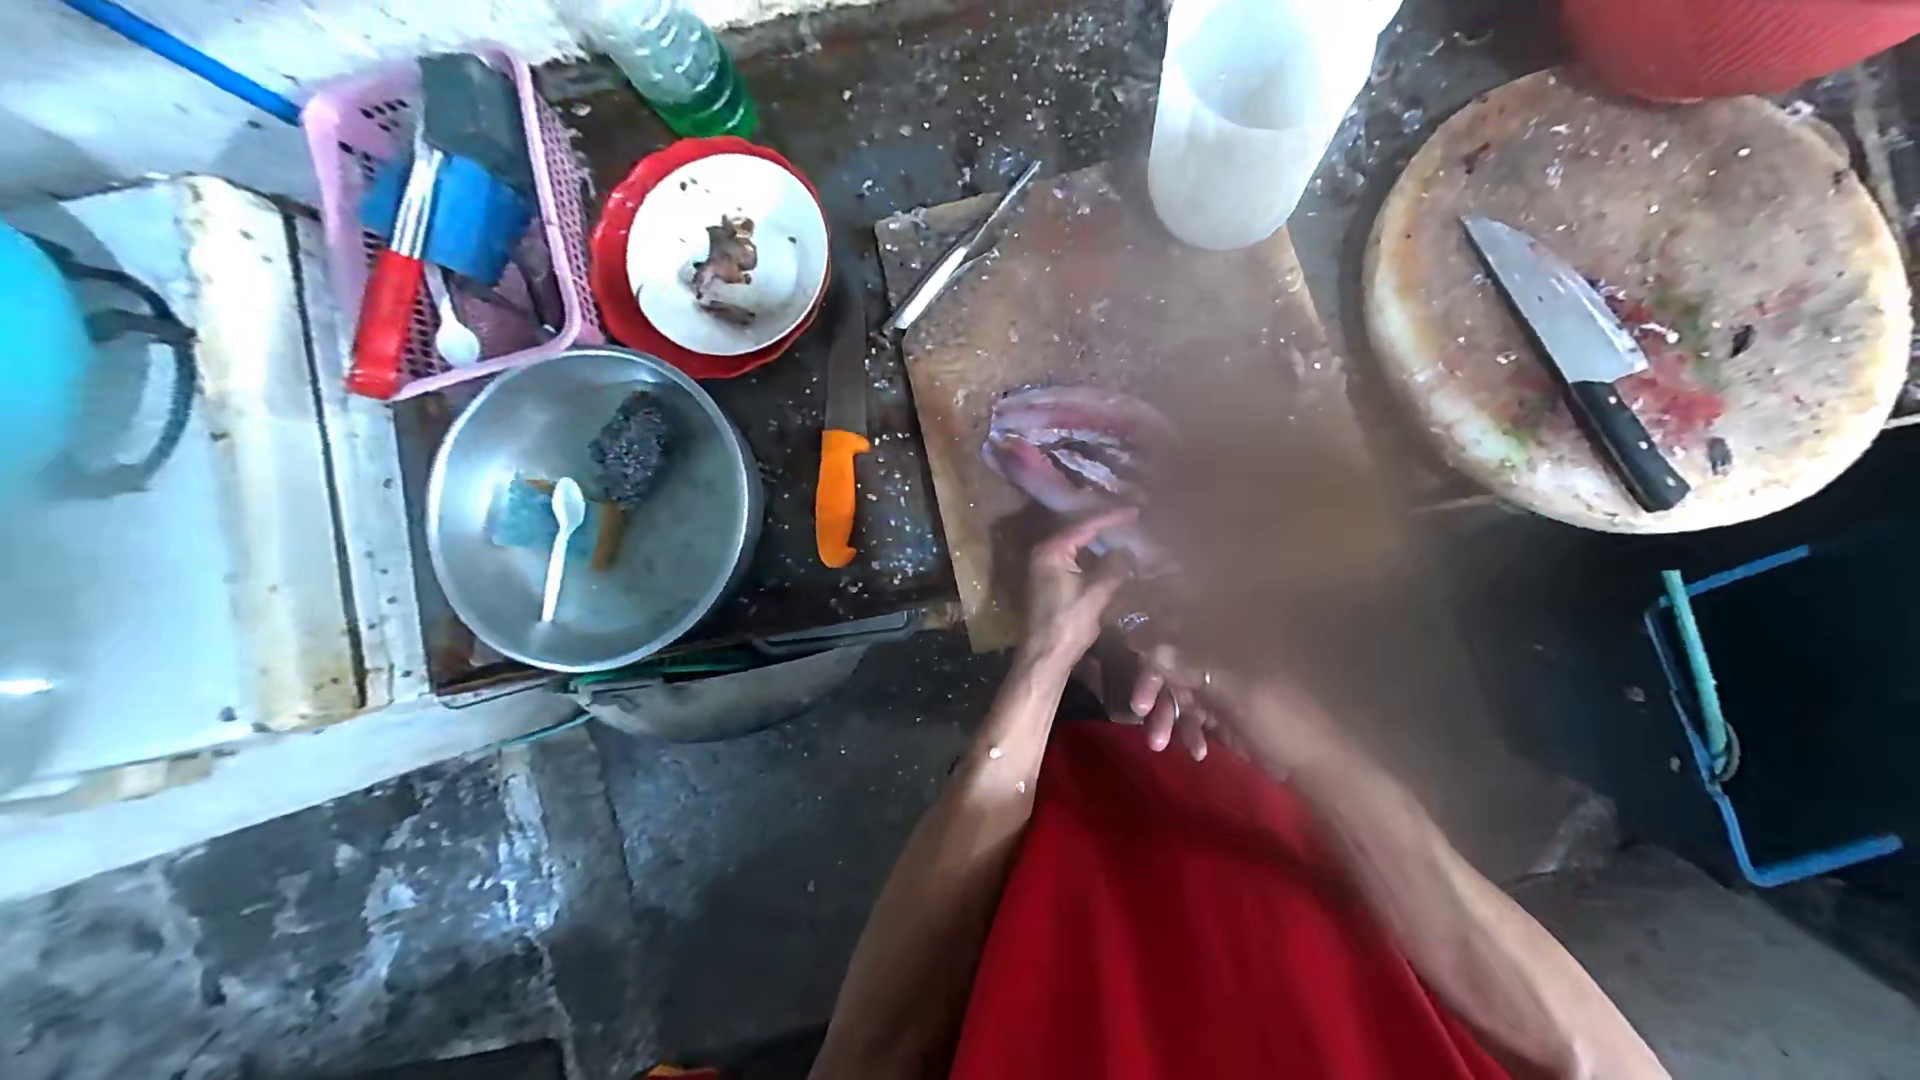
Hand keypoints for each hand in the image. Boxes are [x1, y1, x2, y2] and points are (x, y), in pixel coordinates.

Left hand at [1022, 508, 1136, 665]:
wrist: (1044, 656)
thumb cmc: (1068, 623)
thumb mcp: (1097, 593)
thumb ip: (1115, 567)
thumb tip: (1128, 552)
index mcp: (1051, 550)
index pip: (1085, 525)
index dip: (1111, 517)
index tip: (1135, 511)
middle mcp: (1043, 553)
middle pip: (1079, 532)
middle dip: (1105, 526)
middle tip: (1131, 518)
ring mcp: (1044, 568)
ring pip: (1078, 548)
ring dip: (1100, 543)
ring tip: (1126, 535)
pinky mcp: (1050, 582)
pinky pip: (1075, 561)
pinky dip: (1094, 558)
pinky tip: (1111, 559)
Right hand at [1125, 648, 1343, 773]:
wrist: (1315, 766)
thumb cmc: (1281, 721)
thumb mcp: (1235, 693)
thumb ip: (1191, 666)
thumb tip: (1146, 642)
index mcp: (1225, 646)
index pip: (1177, 635)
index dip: (1152, 651)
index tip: (1136, 665)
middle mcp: (1218, 660)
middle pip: (1171, 663)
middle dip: (1154, 688)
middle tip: (1139, 711)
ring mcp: (1218, 687)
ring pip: (1176, 692)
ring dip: (1165, 716)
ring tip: (1159, 744)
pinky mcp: (1219, 714)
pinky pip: (1189, 717)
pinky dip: (1187, 732)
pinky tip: (1197, 751)